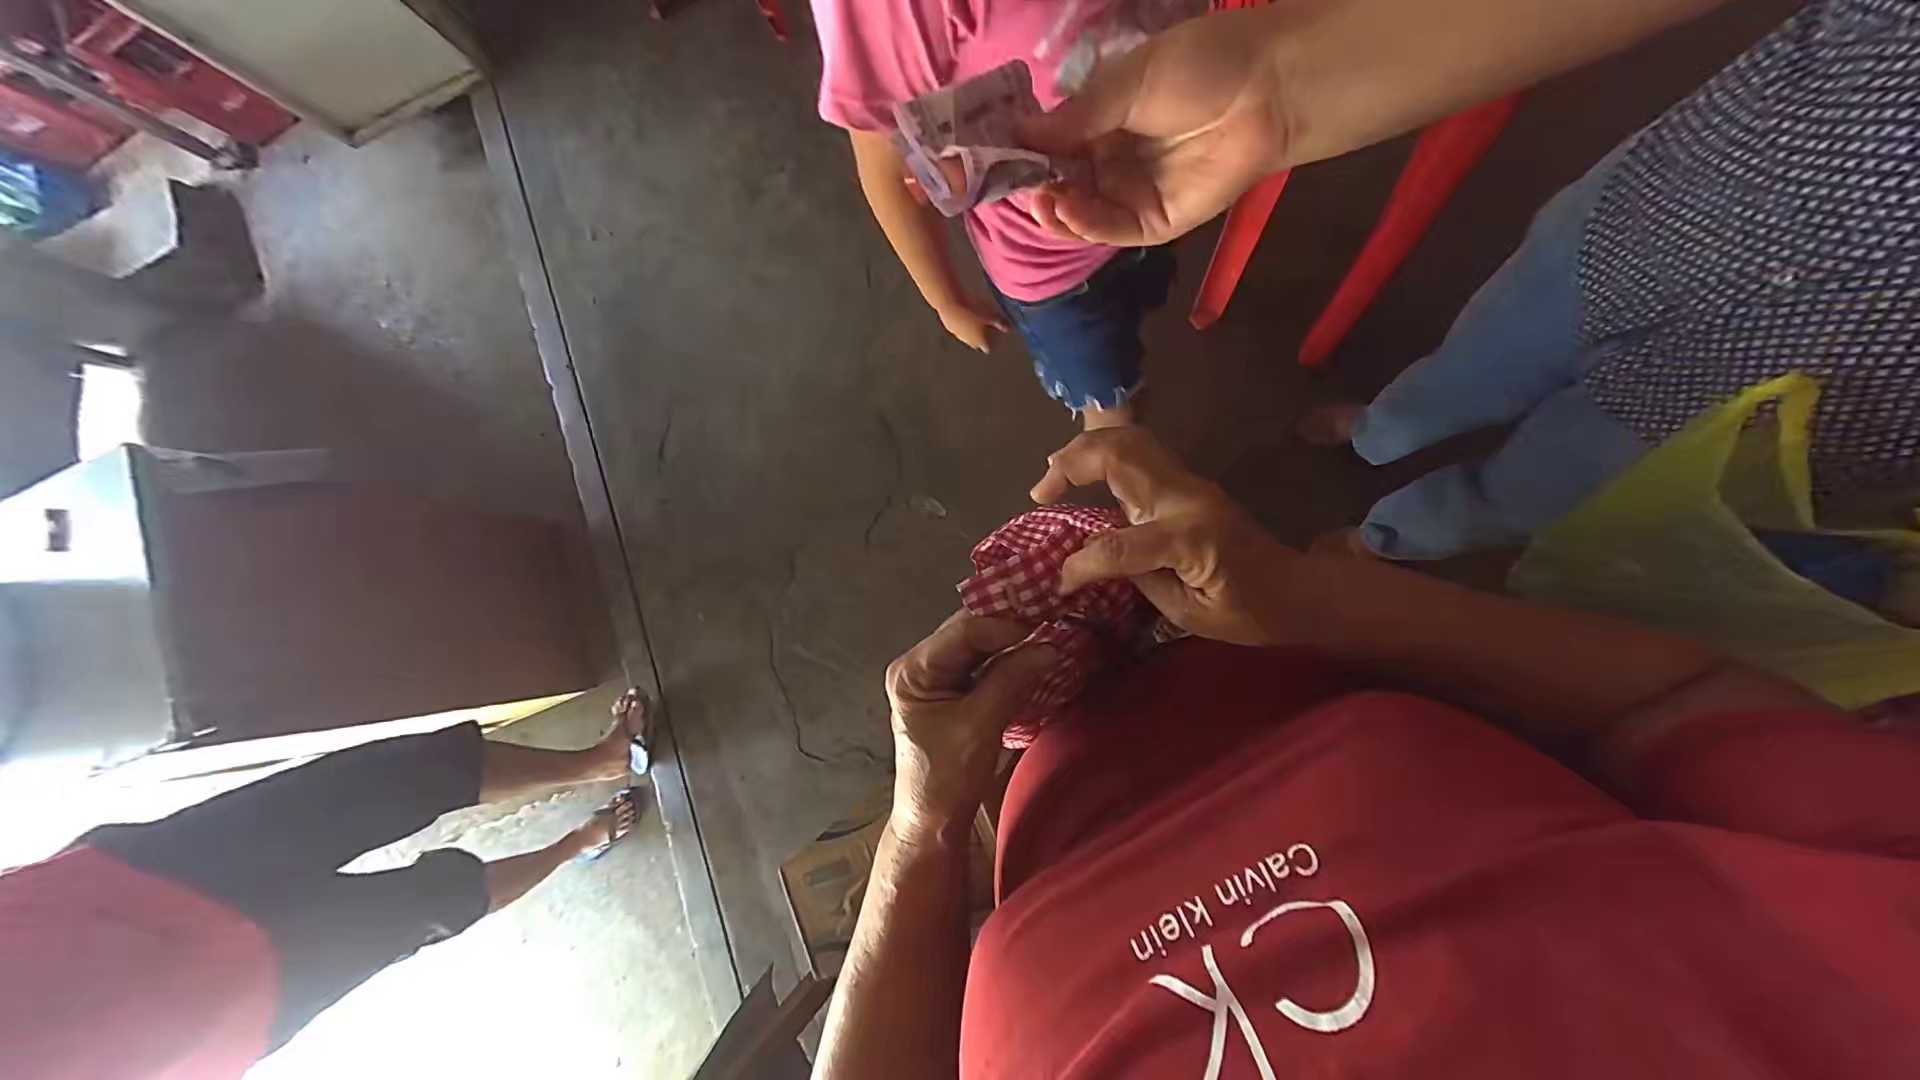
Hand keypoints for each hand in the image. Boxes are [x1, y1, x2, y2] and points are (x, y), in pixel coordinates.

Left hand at [885, 612, 1056, 841]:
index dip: (1003, 626)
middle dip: (1009, 627)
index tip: (1042, 627)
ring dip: (1011, 641)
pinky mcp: (950, 688)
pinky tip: (1031, 654)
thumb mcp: (980, 727)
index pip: (961, 632)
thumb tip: (1049, 647)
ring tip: (1046, 634)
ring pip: (977, 644)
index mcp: (912, 671)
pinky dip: (1007, 658)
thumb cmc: (945, 780)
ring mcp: (934, 676)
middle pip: (968, 632)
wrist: (934, 820)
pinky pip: (981, 662)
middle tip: (1049, 621)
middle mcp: (918, 665)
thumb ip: (1011, 681)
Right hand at [937, 293, 1010, 352]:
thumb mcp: (990, 314)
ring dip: (970, 332)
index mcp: (980, 341)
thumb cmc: (973, 309)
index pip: (987, 348)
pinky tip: (963, 315)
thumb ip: (999, 323)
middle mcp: (969, 342)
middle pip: (976, 344)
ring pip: (966, 338)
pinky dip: (961, 326)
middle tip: (984, 329)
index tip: (994, 338)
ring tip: (973, 320)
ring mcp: (958, 335)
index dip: (992, 344)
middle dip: (981, 339)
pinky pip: (958, 330)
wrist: (950, 303)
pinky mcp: (950, 328)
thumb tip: (1007, 328)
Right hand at [1019, 9, 1291, 246]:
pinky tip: (1066, 208)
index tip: (991, 157)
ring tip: (1039, 199)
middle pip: (1060, 187)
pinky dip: (1083, 224)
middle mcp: (1111, 166)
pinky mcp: (1151, 225)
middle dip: (1033, 188)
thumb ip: (1075, 117)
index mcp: (1102, 127)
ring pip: (1080, 216)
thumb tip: (1018, 131)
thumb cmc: (1200, 68)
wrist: (1268, 89)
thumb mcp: (1128, 83)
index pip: (1052, 149)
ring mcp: (1130, 198)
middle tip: (1009, 185)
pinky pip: (1109, 231)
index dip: (1024, 155)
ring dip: (1054, 212)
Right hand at [1031, 427, 1297, 645]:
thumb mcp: (1189, 614)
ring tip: (1054, 473)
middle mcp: (1188, 497)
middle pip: (1121, 454)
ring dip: (1085, 450)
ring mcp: (1190, 483)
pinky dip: (1103, 455)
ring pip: (1129, 441)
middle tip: (1041, 490)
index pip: (1117, 545)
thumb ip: (1138, 578)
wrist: (1297, 589)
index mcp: (1191, 538)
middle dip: (1071, 464)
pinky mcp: (1188, 482)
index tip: (1061, 582)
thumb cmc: (1250, 613)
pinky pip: (1139, 453)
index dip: (1082, 565)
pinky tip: (1084, 473)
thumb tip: (1094, 560)